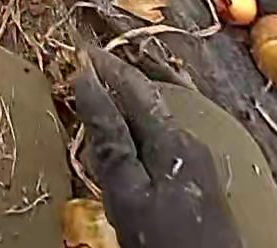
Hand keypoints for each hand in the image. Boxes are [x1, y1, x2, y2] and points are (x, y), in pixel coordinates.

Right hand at [74, 48, 242, 247]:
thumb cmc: (165, 245)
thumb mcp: (127, 193)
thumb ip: (108, 137)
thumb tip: (84, 79)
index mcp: (171, 136)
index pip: (133, 84)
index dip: (104, 64)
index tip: (78, 49)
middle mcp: (189, 140)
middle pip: (145, 101)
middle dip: (114, 86)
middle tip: (80, 79)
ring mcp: (198, 164)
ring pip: (153, 125)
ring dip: (124, 114)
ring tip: (95, 113)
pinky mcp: (198, 186)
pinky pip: (161, 148)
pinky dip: (136, 140)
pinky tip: (123, 158)